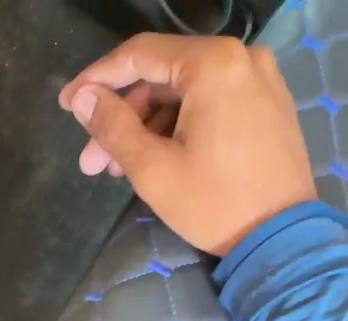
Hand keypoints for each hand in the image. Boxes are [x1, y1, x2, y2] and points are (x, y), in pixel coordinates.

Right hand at [59, 34, 315, 255]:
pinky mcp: (266, 105)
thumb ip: (113, 127)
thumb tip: (82, 98)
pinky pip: (209, 104)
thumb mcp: (152, 169)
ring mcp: (259, 79)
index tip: (67, 104)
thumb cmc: (213, 203)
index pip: (139, 56)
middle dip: (122, 118)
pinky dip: (178, 127)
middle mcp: (240, 57)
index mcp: (212, 64)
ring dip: (147, 129)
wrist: (280, 236)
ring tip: (118, 170)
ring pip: (184, 95)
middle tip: (92, 161)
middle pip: (162, 78)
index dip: (96, 79)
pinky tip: (155, 160)